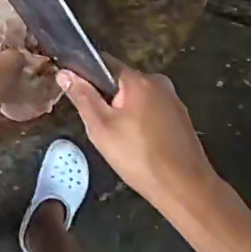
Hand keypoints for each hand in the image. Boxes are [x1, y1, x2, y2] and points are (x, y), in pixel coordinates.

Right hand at [58, 63, 217, 204]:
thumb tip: (65, 73)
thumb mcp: (100, 127)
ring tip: (121, 141)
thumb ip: (82, 96)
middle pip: (120, 82)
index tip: (78, 96)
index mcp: (138, 80)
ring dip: (124, 113)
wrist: (185, 189)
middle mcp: (159, 83)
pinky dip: (141, 123)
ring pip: (136, 99)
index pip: (103, 62)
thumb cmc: (139, 157)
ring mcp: (173, 101)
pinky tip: (139, 146)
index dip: (85, 75)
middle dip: (107, 100)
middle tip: (101, 128)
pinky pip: (151, 112)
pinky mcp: (181, 118)